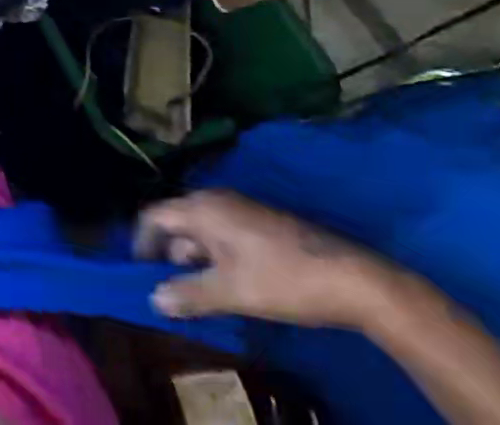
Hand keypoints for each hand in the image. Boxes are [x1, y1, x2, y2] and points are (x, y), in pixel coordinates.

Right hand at [133, 190, 407, 330]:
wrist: (359, 280)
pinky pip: (223, 233)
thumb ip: (189, 294)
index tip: (140, 272)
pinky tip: (230, 283)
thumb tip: (154, 299)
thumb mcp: (232, 293)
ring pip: (202, 230)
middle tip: (171, 287)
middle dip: (169, 254)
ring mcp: (242, 209)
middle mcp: (216, 200)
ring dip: (195, 258)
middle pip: (177, 222)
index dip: (141, 242)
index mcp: (201, 209)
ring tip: (201, 291)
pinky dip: (216, 255)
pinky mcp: (263, 222)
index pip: (153, 216)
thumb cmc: (285, 280)